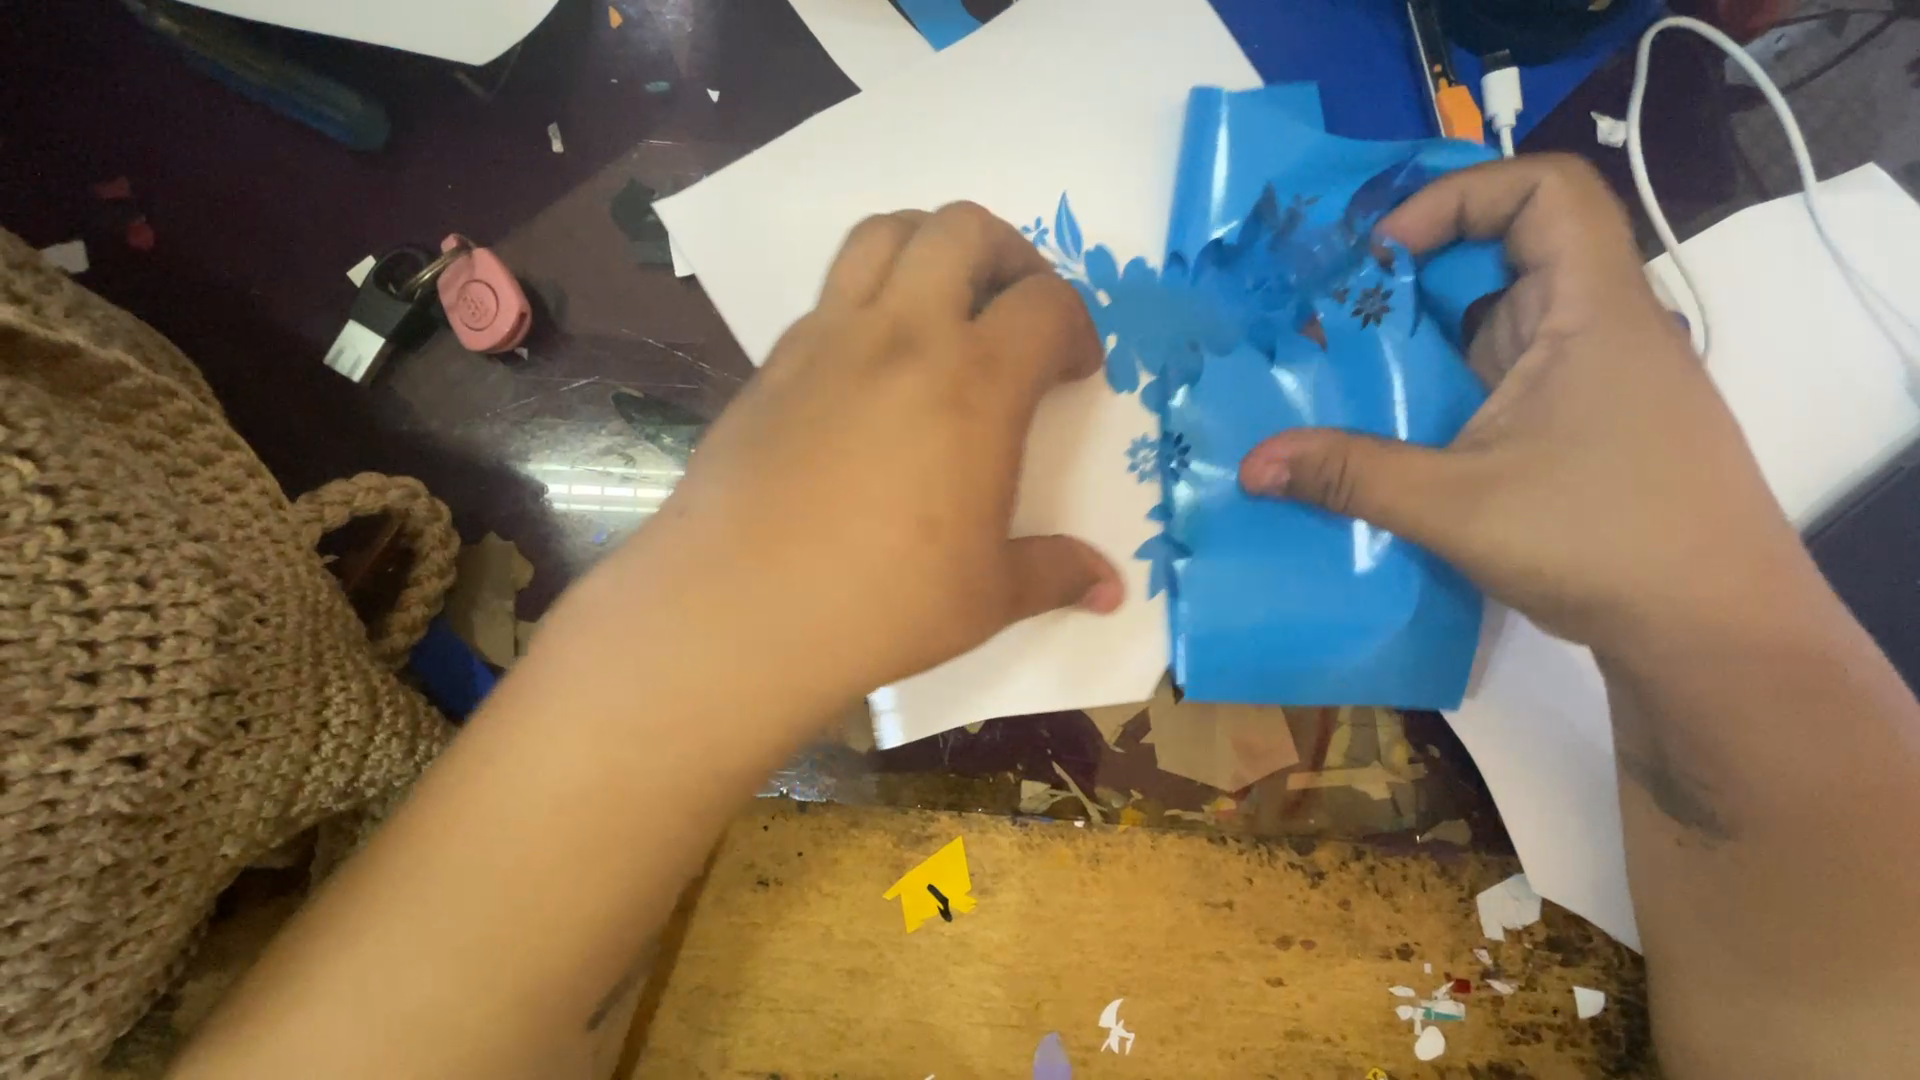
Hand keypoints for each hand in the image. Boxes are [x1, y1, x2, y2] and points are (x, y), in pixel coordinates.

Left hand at [607, 202, 1120, 707]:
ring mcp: (828, 341)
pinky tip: (872, 370)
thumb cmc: (882, 604)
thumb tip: (1110, 589)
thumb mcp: (988, 597)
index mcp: (975, 383)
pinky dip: (869, 300)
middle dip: (1010, 254)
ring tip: (945, 304)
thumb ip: (1056, 575)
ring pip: (884, 235)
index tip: (1075, 371)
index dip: (1077, 327)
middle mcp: (903, 337)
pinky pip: (830, 295)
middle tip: (1018, 311)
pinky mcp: (774, 363)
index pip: (1047, 304)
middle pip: (964, 230)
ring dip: (930, 248)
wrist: (739, 610)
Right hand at [1237, 155, 1808, 653]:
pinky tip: (1388, 425)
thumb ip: (1349, 476)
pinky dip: (1437, 383)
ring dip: (1418, 336)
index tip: (1382, 252)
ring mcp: (1584, 381)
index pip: (1544, 190)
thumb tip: (1251, 465)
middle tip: (1332, 311)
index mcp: (1592, 313)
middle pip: (1504, 254)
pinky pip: (1493, 376)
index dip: (1458, 196)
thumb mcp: (1456, 505)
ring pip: (1494, 322)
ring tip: (1342, 366)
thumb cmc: (1603, 541)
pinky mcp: (1573, 426)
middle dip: (1411, 273)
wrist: (1709, 629)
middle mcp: (1594, 329)